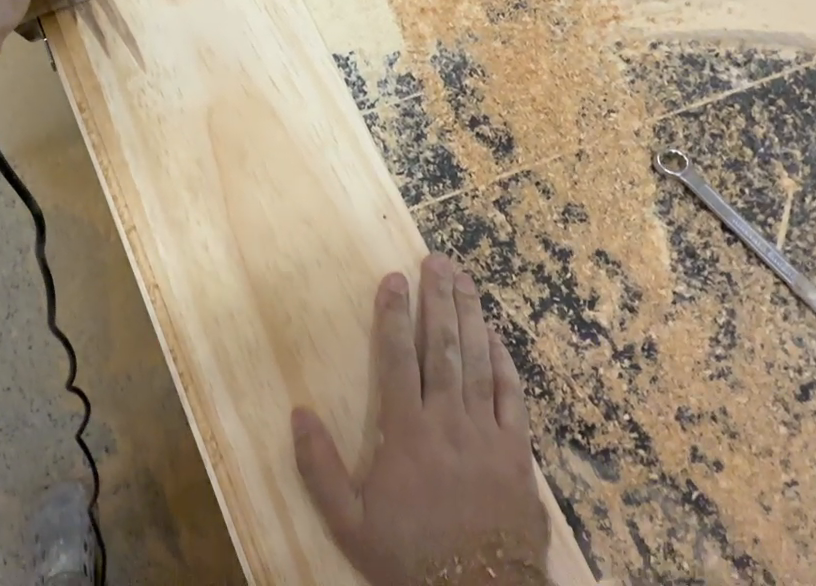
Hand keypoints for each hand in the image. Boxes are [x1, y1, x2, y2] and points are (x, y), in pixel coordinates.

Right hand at [293, 254, 550, 585]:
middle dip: (438, 300)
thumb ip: (318, 465)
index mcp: (407, 431)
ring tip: (464, 280)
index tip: (393, 277)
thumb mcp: (347, 520)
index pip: (396, 357)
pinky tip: (496, 336)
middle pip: (442, 347)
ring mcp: (488, 434)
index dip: (393, 314)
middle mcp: (449, 420)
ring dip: (470, 317)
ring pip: (479, 362)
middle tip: (437, 260)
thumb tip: (297, 411)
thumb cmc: (407, 555)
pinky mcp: (518, 453)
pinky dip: (505, 363)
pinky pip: (514, 398)